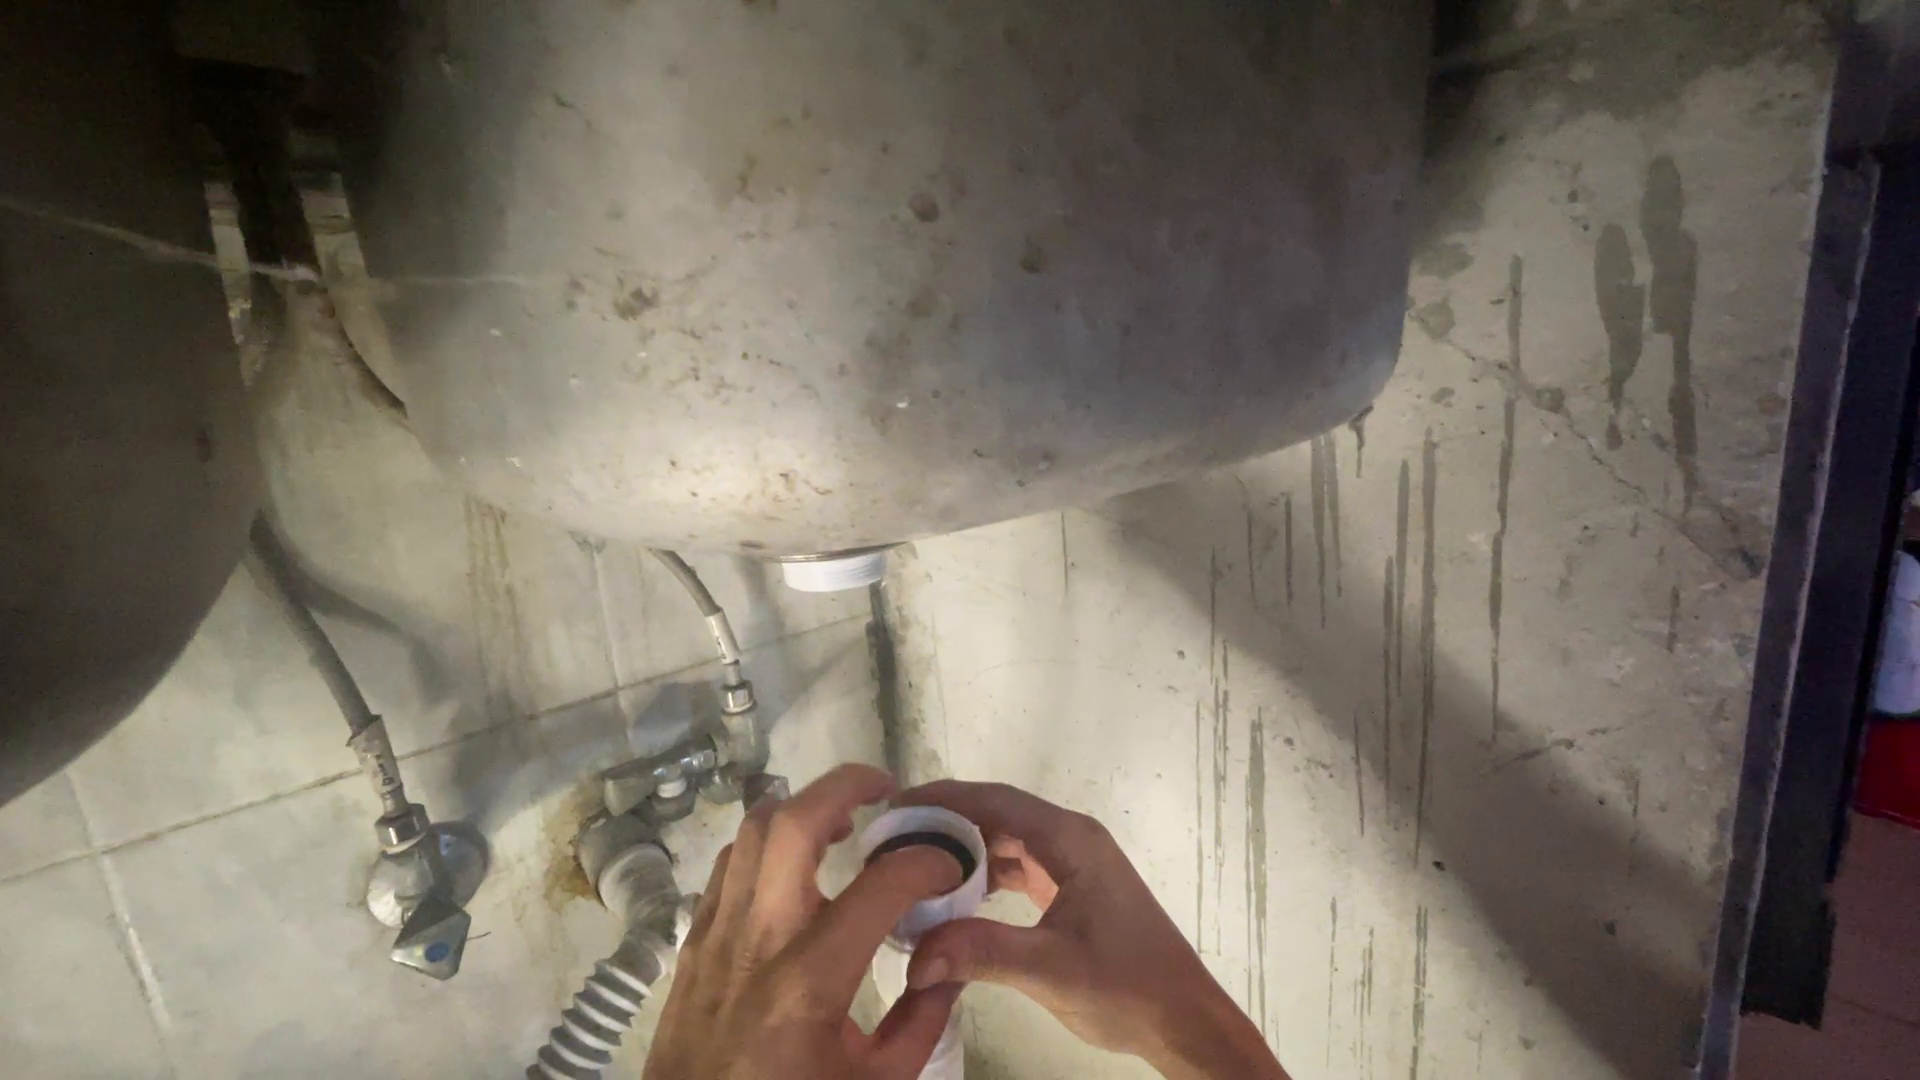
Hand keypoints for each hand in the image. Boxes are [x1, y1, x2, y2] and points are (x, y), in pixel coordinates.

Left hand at [645, 764, 965, 1079]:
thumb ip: (921, 1020)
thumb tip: (946, 958)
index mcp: (809, 981)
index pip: (879, 887)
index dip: (924, 862)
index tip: (947, 864)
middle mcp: (758, 939)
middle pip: (792, 824)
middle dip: (845, 786)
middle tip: (884, 789)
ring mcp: (717, 932)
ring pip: (753, 830)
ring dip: (803, 808)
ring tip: (842, 822)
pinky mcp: (694, 938)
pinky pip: (730, 863)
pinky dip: (767, 843)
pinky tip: (794, 863)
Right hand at [896, 781, 1289, 1079]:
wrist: (1184, 1019)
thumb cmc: (1126, 986)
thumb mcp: (1051, 970)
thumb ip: (982, 953)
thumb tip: (914, 956)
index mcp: (1069, 839)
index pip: (996, 801)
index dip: (945, 798)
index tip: (899, 805)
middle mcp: (1069, 838)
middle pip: (998, 814)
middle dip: (948, 822)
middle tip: (896, 839)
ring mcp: (1071, 861)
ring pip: (1006, 839)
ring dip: (964, 850)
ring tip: (915, 865)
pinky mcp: (1069, 885)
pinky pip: (1017, 866)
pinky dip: (984, 875)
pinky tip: (954, 896)